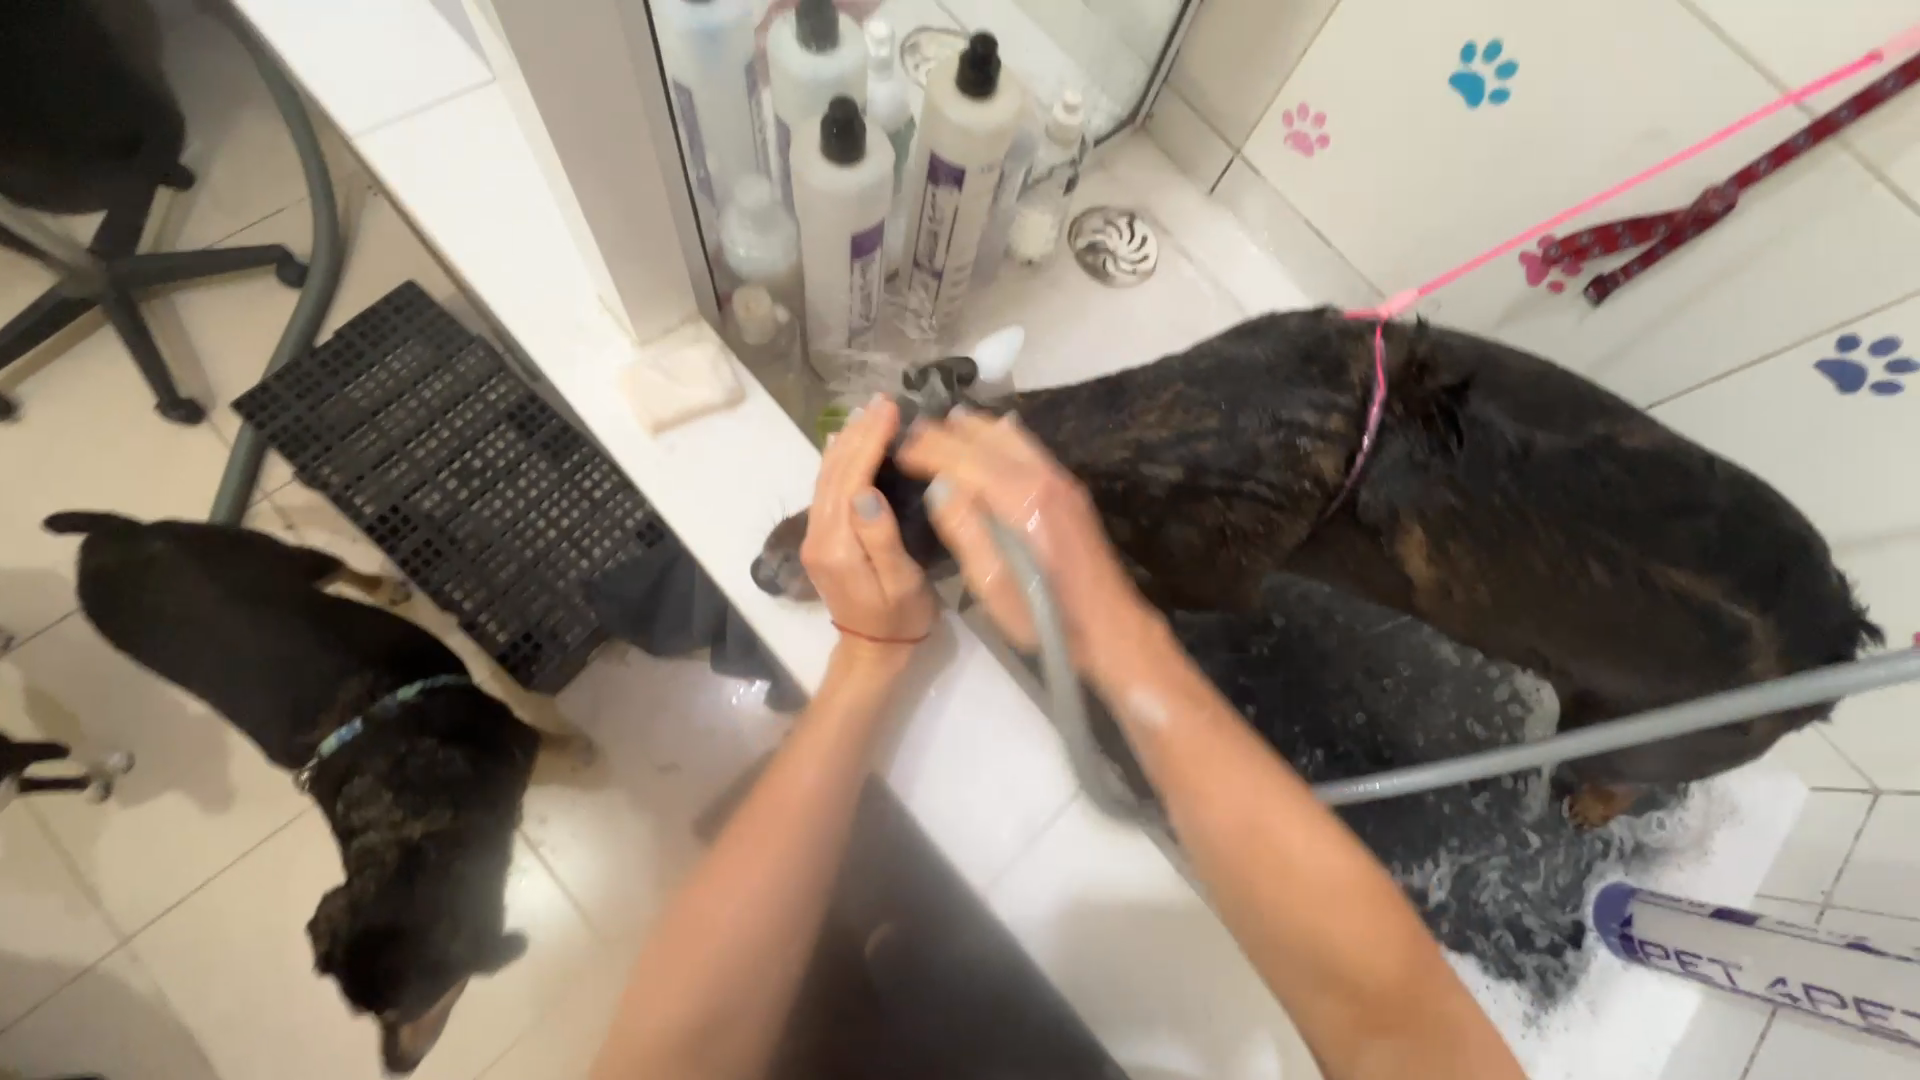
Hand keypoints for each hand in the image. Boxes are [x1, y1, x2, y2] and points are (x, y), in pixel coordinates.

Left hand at [801, 396, 936, 660]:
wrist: (872, 652)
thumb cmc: (900, 619)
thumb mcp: (901, 583)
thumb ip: (881, 538)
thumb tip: (866, 491)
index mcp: (839, 544)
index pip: (852, 478)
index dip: (871, 441)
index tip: (891, 409)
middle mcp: (819, 536)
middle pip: (835, 472)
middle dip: (859, 433)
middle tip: (882, 401)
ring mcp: (815, 538)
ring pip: (826, 478)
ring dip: (846, 442)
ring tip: (865, 413)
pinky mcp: (821, 541)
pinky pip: (825, 490)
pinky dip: (836, 462)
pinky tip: (840, 444)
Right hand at [895, 410, 1156, 673]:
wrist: (1109, 625)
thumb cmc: (1044, 615)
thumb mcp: (992, 585)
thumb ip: (964, 530)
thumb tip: (938, 485)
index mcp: (1020, 499)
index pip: (963, 458)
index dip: (928, 449)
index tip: (899, 448)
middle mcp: (1043, 477)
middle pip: (988, 437)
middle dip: (948, 432)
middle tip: (914, 432)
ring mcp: (1062, 481)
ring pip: (1012, 436)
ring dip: (976, 429)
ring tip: (946, 425)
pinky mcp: (1071, 491)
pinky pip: (1029, 447)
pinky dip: (1000, 437)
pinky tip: (991, 438)